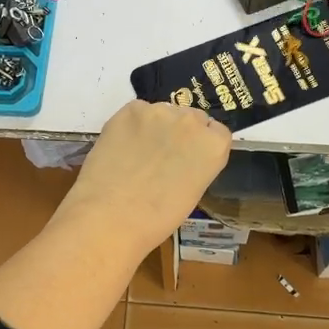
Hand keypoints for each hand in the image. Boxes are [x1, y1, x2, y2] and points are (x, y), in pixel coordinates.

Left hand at [53, 100, 232, 256]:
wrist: (111, 216)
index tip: (189, 157)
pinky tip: (122, 147)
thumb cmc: (156, 219)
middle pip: (192, 118)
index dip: (201, 144)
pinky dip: (132, 126)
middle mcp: (192, 121)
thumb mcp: (192, 193)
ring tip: (138, 153)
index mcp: (215, 145)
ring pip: (163, 113)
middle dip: (181, 132)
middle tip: (162, 155)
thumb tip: (183, 158)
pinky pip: (137, 112)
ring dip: (156, 127)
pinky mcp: (131, 109)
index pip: (217, 132)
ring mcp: (160, 111)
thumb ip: (196, 165)